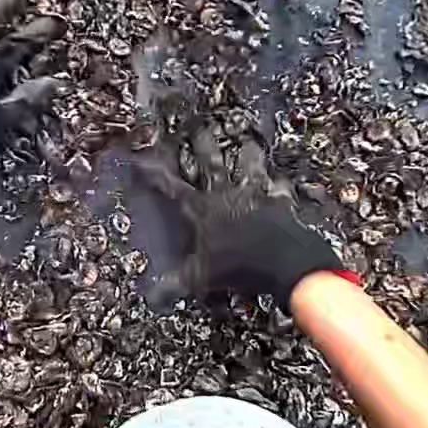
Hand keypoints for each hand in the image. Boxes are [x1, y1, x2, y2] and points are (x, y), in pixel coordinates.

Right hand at [137, 126, 339, 303]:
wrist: (286, 262)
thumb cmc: (237, 267)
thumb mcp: (199, 279)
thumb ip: (173, 286)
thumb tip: (150, 301)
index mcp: (201, 209)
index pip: (170, 187)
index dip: (154, 173)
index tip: (141, 158)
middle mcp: (225, 194)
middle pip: (209, 162)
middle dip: (202, 144)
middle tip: (198, 126)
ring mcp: (254, 195)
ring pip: (247, 166)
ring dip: (247, 153)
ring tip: (248, 140)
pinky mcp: (279, 202)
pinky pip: (280, 189)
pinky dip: (281, 185)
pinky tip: (284, 180)